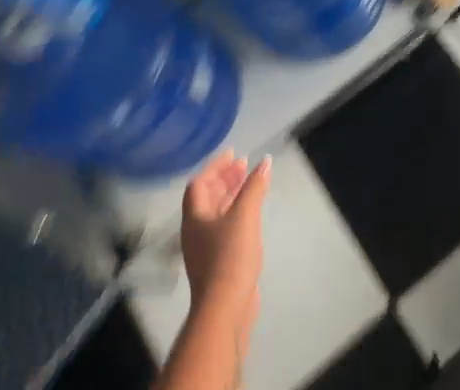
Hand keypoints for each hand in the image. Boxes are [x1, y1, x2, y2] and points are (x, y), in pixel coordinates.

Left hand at [180, 150, 270, 348]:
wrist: (225, 306)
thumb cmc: (230, 256)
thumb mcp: (244, 216)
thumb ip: (254, 187)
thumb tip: (264, 162)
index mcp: (195, 217)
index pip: (199, 184)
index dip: (216, 166)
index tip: (234, 153)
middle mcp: (195, 230)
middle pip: (207, 197)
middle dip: (225, 179)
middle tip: (244, 165)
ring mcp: (205, 247)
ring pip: (217, 212)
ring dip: (232, 195)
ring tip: (250, 183)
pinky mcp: (218, 261)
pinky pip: (225, 226)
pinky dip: (237, 212)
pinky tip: (252, 214)